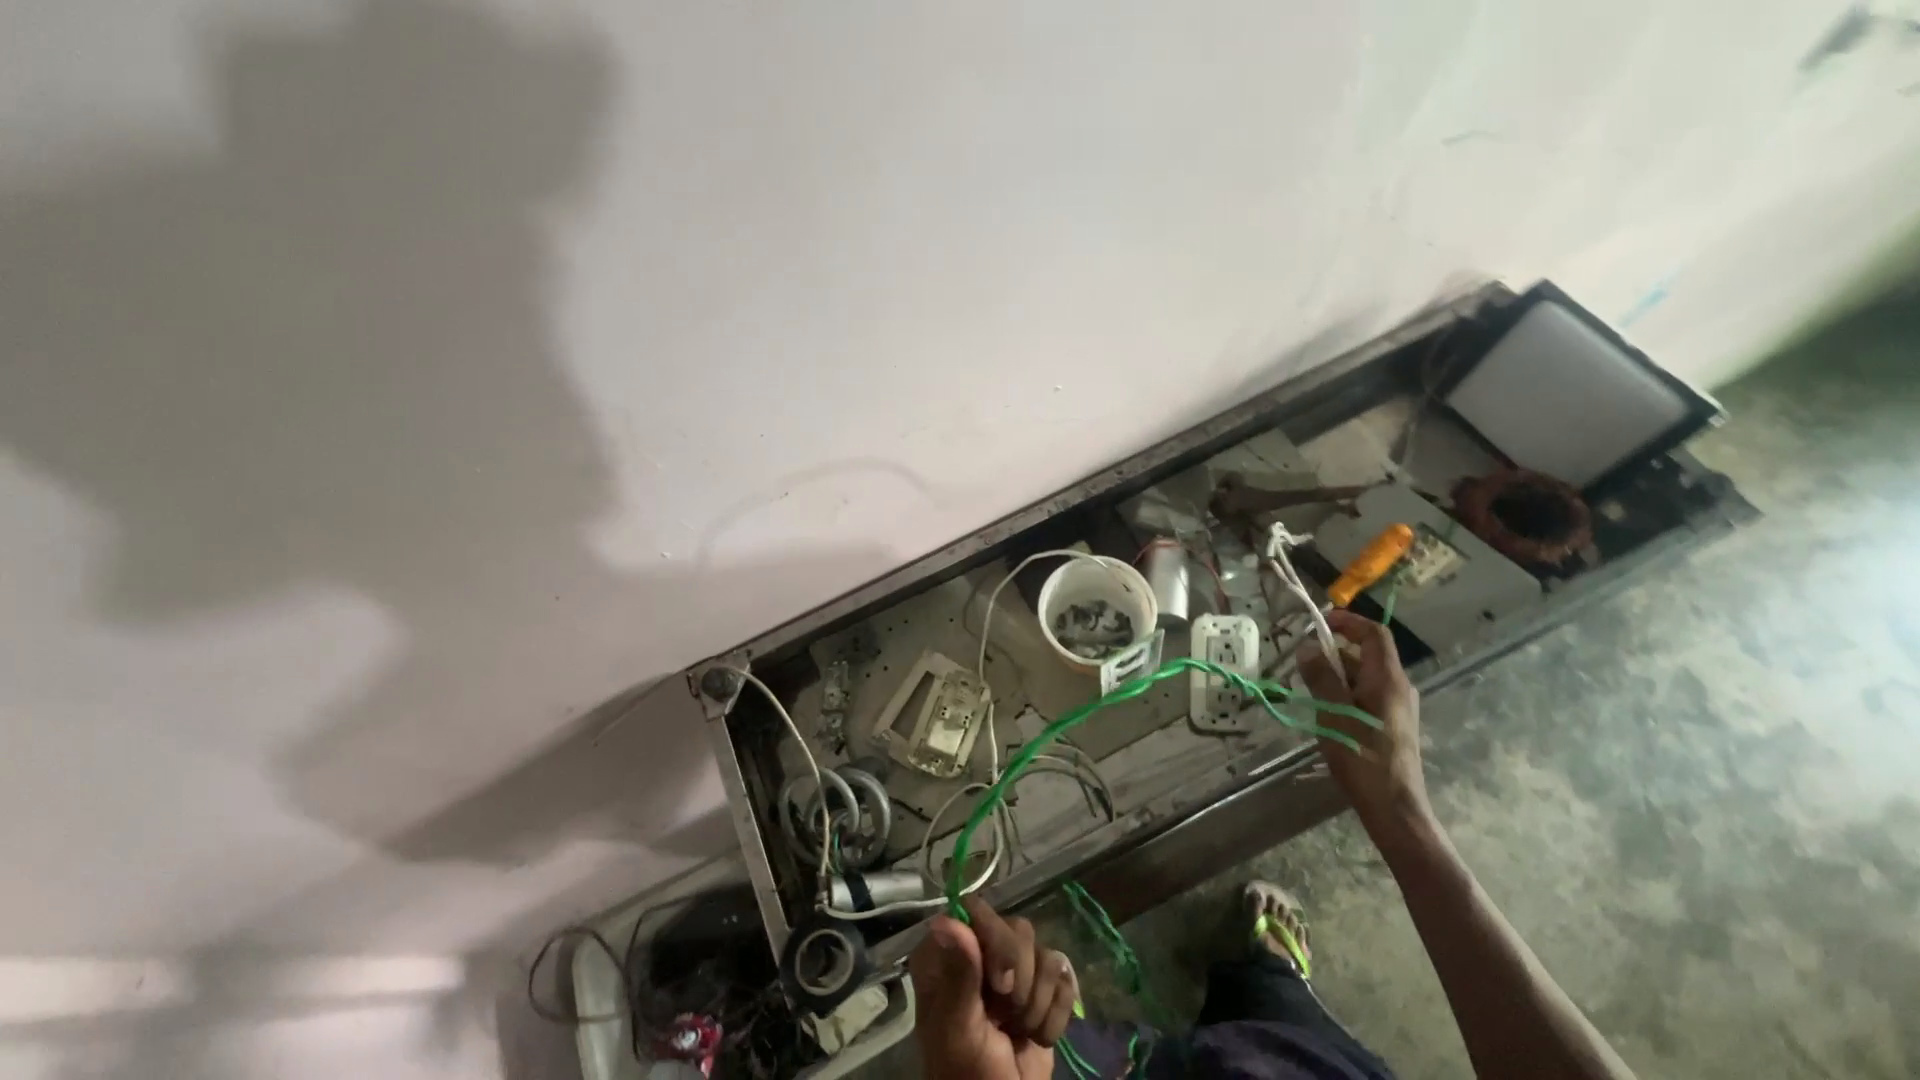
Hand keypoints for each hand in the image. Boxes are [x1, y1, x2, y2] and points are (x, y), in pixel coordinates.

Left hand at [909, 896, 1077, 1079]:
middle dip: (1021, 982)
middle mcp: (979, 951)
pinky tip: (1037, 1037)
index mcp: (946, 953)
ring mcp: (1013, 969)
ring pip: (1046, 954)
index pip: (977, 909)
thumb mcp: (956, 1029)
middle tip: (1006, 1017)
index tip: (1000, 983)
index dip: (997, 941)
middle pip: (1019, 929)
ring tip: (1018, 1030)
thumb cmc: (966, 1073)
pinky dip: (1055, 1015)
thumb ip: (958, 976)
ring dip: (1037, 1004)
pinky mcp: (1043, 988)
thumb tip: (946, 920)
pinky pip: (1065, 979)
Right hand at [1298, 610, 1431, 836]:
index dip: (1349, 622)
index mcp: (1388, 679)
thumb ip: (1322, 678)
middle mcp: (1398, 688)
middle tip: (1303, 659)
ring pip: (1365, 676)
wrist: (1393, 806)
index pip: (1374, 634)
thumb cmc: (1363, 757)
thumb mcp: (1334, 714)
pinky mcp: (1391, 726)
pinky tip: (1325, 710)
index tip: (1319, 622)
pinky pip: (1366, 695)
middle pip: (1368, 654)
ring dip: (1337, 672)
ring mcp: (1397, 708)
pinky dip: (1344, 691)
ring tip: (1308, 685)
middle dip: (1335, 650)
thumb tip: (1307, 647)